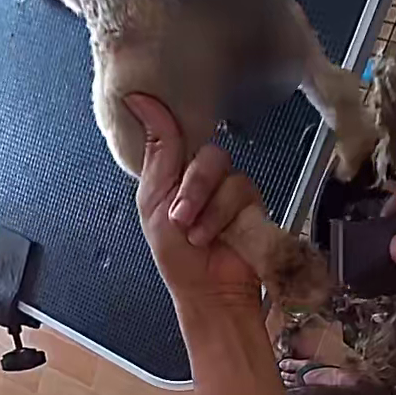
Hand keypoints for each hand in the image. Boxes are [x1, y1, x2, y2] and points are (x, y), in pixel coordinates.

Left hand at [127, 93, 266, 314]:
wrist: (209, 292)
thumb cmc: (179, 258)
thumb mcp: (153, 201)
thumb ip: (158, 153)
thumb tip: (140, 101)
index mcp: (180, 173)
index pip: (182, 134)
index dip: (173, 128)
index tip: (153, 119)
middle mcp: (208, 180)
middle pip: (209, 154)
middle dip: (193, 187)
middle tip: (182, 216)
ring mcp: (234, 194)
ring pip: (229, 176)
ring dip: (209, 209)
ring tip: (199, 236)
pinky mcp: (255, 210)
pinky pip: (246, 194)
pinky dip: (227, 217)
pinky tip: (220, 237)